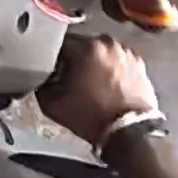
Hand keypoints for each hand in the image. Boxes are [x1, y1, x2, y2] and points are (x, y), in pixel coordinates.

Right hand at [38, 35, 158, 148]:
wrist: (129, 135)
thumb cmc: (92, 117)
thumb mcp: (52, 104)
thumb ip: (39, 85)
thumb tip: (38, 78)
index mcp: (85, 46)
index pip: (59, 43)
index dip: (53, 58)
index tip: (53, 72)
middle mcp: (106, 43)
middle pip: (82, 45)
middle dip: (76, 59)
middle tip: (72, 80)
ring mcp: (125, 53)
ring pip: (101, 52)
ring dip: (95, 63)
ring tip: (92, 85)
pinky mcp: (138, 64)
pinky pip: (118, 61)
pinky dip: (112, 70)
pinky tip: (108, 87)